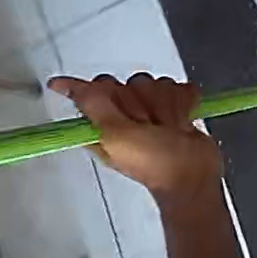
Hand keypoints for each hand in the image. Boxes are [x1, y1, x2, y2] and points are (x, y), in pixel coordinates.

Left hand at [49, 73, 220, 201]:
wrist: (192, 174)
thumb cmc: (152, 163)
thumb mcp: (114, 137)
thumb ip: (94, 106)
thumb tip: (64, 85)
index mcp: (103, 120)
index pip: (96, 87)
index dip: (110, 93)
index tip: (123, 110)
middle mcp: (126, 112)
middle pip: (133, 82)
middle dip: (145, 104)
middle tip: (149, 126)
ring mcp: (153, 108)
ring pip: (160, 84)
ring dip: (169, 107)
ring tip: (170, 129)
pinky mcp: (178, 106)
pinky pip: (182, 87)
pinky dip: (187, 103)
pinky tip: (184, 122)